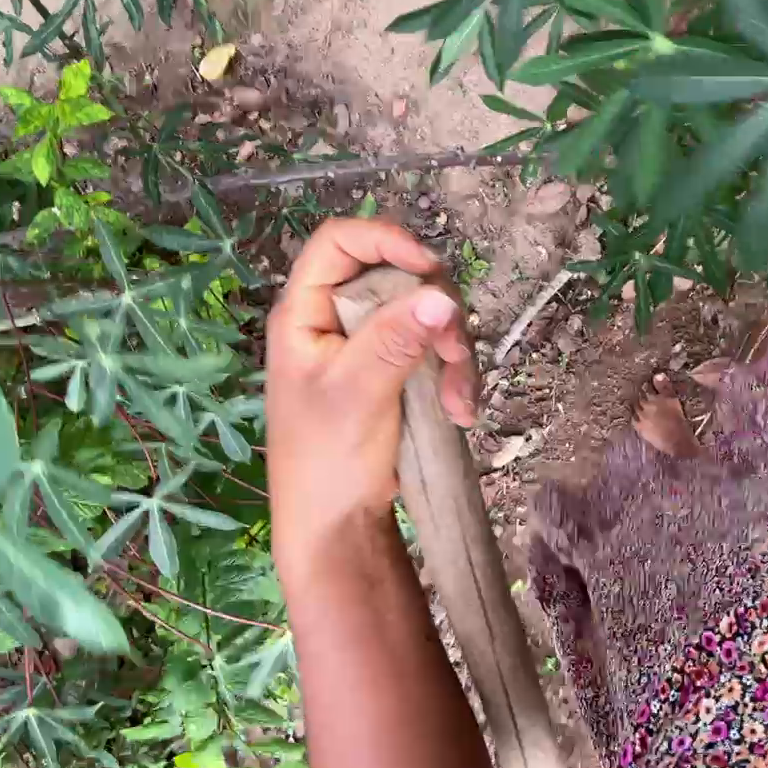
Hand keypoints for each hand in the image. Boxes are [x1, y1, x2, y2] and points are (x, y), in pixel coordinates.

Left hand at [264, 218, 478, 580]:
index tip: (426, 268)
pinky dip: (454, 375)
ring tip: (459, 400)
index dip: (383, 240)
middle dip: (434, 311)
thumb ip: (395, 340)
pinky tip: (461, 410)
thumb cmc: (326, 459)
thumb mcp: (358, 394)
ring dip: (453, 351)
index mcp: (306, 312)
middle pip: (397, 277)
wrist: (337, 526)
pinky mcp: (398, 370)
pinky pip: (436, 349)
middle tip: (451, 350)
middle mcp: (339, 319)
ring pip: (426, 314)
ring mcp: (371, 345)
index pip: (338, 242)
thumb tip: (441, 296)